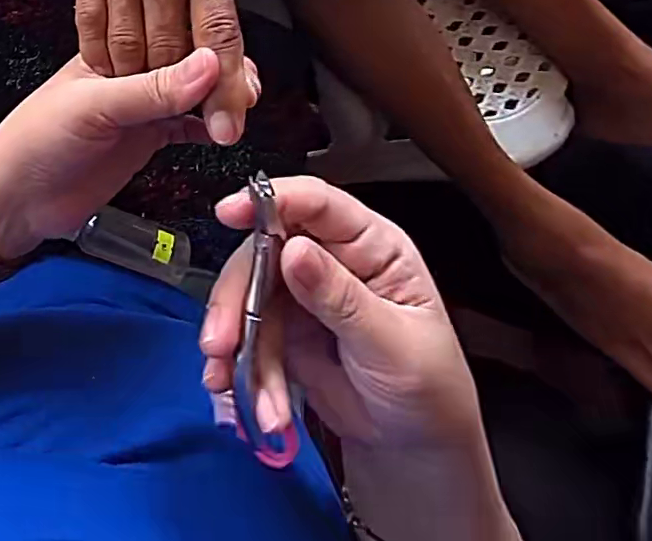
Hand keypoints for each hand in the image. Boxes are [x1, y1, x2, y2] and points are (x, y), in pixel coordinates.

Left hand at [0, 49, 259, 259]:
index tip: (236, 58)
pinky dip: (208, 125)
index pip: (167, 36)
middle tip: (246, 88)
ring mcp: (137, 108)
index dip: (204, 44)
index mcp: (110, 51)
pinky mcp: (143, 139)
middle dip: (220, 72)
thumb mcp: (93, 107)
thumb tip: (208, 63)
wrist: (17, 198)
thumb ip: (150, 89)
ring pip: (191, 95)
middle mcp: (127, 75)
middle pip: (186, 65)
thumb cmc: (35, 141)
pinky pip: (186, 126)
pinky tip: (226, 127)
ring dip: (219, 99)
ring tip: (244, 105)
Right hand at [69, 0, 251, 144]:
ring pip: (128, 47)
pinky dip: (102, 58)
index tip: (228, 128)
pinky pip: (90, 28)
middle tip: (186, 111)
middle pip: (169, 50)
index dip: (225, 88)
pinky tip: (112, 70)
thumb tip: (221, 53)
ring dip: (140, 80)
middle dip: (180, 92)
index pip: (218, 35)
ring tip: (148, 94)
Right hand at [198, 176, 483, 449]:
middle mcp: (327, 257)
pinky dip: (239, 363)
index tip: (230, 212)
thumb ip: (343, 299)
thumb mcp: (395, 348)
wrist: (414, 452)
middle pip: (261, 250)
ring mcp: (297, 288)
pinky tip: (249, 394)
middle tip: (221, 339)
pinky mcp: (276, 320)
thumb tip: (295, 250)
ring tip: (235, 382)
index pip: (316, 204)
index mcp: (369, 246)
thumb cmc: (430, 393)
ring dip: (235, 340)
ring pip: (244, 292)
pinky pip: (243, 329)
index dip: (271, 199)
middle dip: (236, 298)